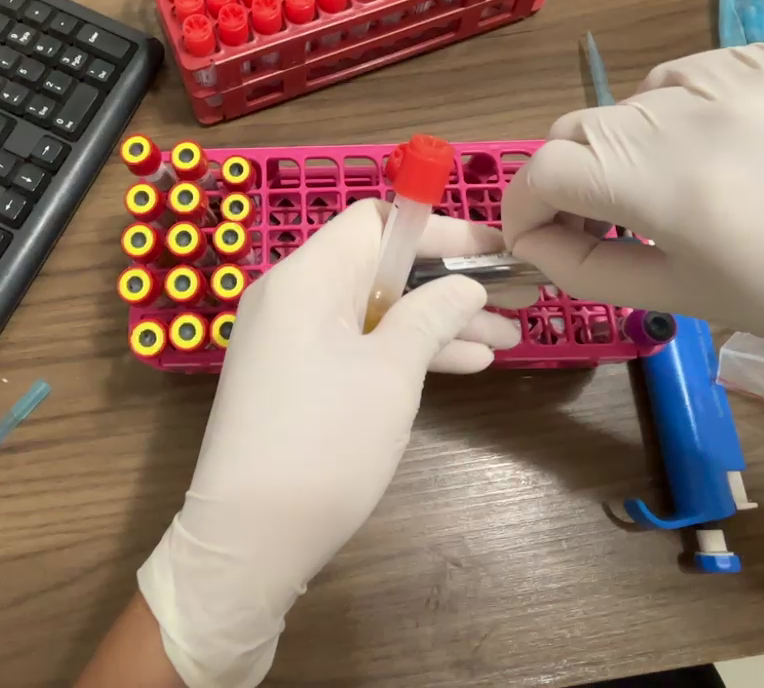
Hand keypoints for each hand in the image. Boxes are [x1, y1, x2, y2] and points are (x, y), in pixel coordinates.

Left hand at [136, 198, 518, 686]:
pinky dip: (405, 351)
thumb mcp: (391, 373)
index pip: (375, 224)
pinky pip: (358, 345)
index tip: (494, 250)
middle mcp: (294, 296)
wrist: (248, 539)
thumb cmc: (324, 444)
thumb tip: (465, 285)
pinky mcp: (297, 376)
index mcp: (306, 277)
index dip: (437, 230)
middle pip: (380, 267)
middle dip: (448, 281)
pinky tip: (465, 365)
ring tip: (507, 340)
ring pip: (376, 311)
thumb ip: (431, 315)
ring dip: (437, 322)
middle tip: (515, 297)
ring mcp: (292, 339)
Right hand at [501, 42, 763, 412]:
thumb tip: (528, 239)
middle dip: (572, 179)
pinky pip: (689, 76)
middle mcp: (699, 114)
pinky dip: (682, 114)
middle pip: (579, 129)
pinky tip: (731, 148)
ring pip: (631, 101)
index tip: (534, 233)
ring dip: (629, 145)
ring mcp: (743, 71)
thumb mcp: (685, 298)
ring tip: (682, 183)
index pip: (545, 170)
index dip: (523, 205)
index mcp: (676, 189)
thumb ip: (585, 267)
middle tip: (602, 219)